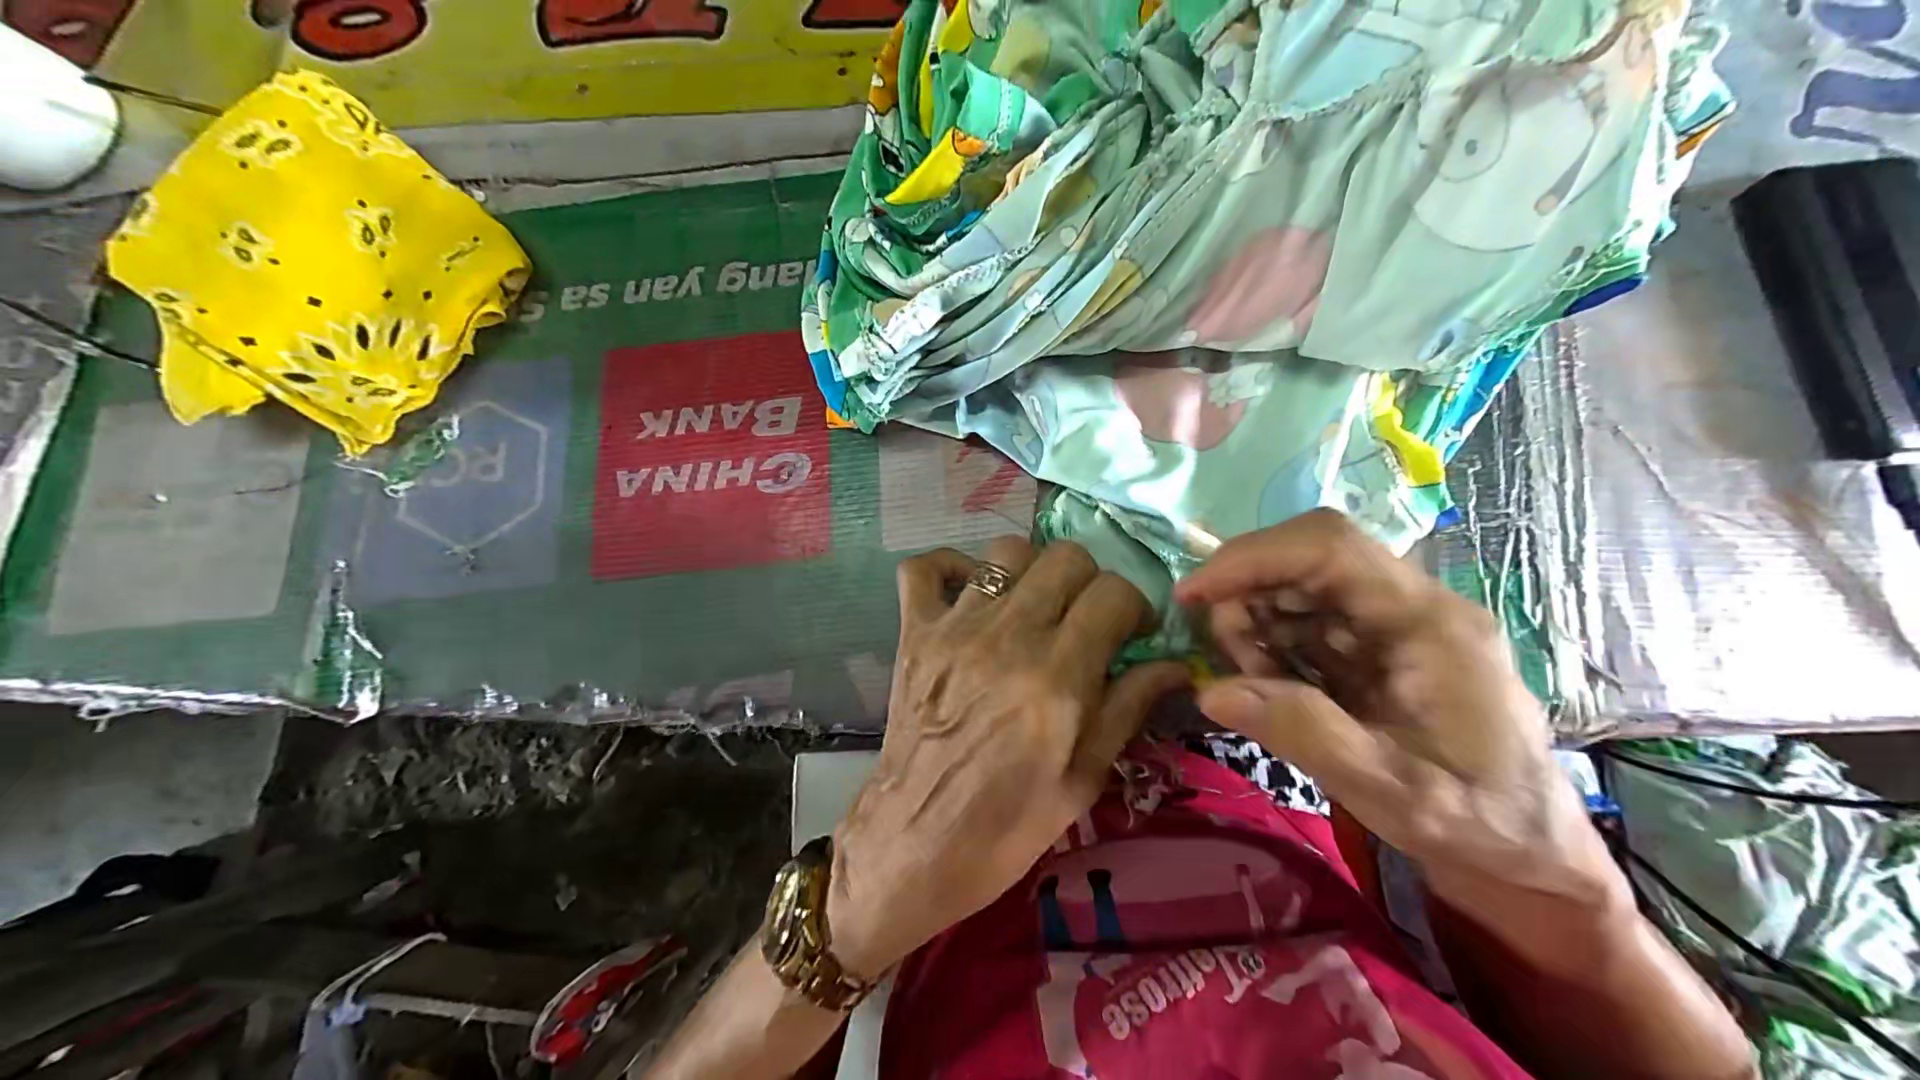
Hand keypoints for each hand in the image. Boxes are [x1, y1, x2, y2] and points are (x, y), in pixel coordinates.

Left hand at [826, 538, 1187, 979]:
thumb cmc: (1008, 824)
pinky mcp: (914, 633)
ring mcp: (955, 629)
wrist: (917, 843)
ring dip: (1032, 571)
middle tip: (1086, 619)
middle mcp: (1009, 638)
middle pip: (1065, 558)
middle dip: (1090, 582)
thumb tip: (1176, 664)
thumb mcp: (1084, 778)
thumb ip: (1128, 707)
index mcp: (1059, 678)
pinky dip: (949, 567)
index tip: (1131, 634)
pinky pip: (923, 568)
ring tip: (1035, 607)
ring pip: (1006, 551)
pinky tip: (969, 592)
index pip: (1113, 593)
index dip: (1134, 607)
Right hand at [1175, 511, 1625, 936]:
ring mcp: (1396, 623)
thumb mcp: (1394, 794)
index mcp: (1431, 624)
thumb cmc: (1477, 824)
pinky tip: (1272, 685)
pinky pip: (1307, 618)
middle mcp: (1414, 606)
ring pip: (1301, 584)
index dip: (1252, 558)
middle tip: (1226, 656)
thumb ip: (1306, 735)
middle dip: (1248, 592)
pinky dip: (1271, 641)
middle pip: (1309, 557)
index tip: (1192, 595)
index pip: (1330, 550)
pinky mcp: (1377, 643)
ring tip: (1255, 681)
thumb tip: (1211, 690)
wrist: (1530, 854)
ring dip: (1257, 620)